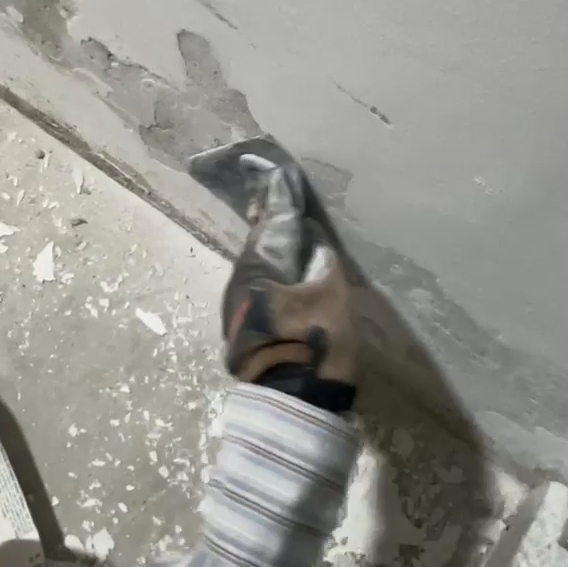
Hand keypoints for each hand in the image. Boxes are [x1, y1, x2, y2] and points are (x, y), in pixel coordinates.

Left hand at [220, 167, 356, 409]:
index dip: (275, 193)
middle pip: (259, 238)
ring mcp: (236, 300)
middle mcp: (241, 275)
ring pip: (255, 261)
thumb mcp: (331, 293)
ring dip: (267, 242)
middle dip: (267, 215)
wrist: (293, 399)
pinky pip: (256, 280)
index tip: (269, 167)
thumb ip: (321, 257)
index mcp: (261, 262)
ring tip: (276, 222)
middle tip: (272, 190)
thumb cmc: (316, 341)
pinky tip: (278, 266)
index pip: (271, 217)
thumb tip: (309, 236)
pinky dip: (268, 267)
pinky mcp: (240, 321)